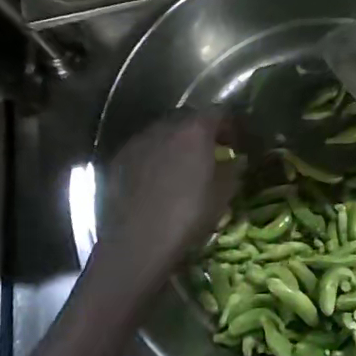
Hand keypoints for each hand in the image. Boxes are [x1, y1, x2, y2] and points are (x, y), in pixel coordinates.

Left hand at [88, 114, 238, 297]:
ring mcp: (138, 140)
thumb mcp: (222, 196)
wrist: (137, 242)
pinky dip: (154, 156)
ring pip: (163, 132)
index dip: (229, 125)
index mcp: (195, 130)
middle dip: (201, 131)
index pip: (218, 112)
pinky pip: (143, 148)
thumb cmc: (188, 217)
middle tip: (210, 152)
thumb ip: (232, 170)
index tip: (235, 143)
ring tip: (182, 166)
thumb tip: (236, 159)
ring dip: (175, 142)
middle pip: (188, 118)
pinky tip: (156, 178)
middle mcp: (165, 126)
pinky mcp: (119, 158)